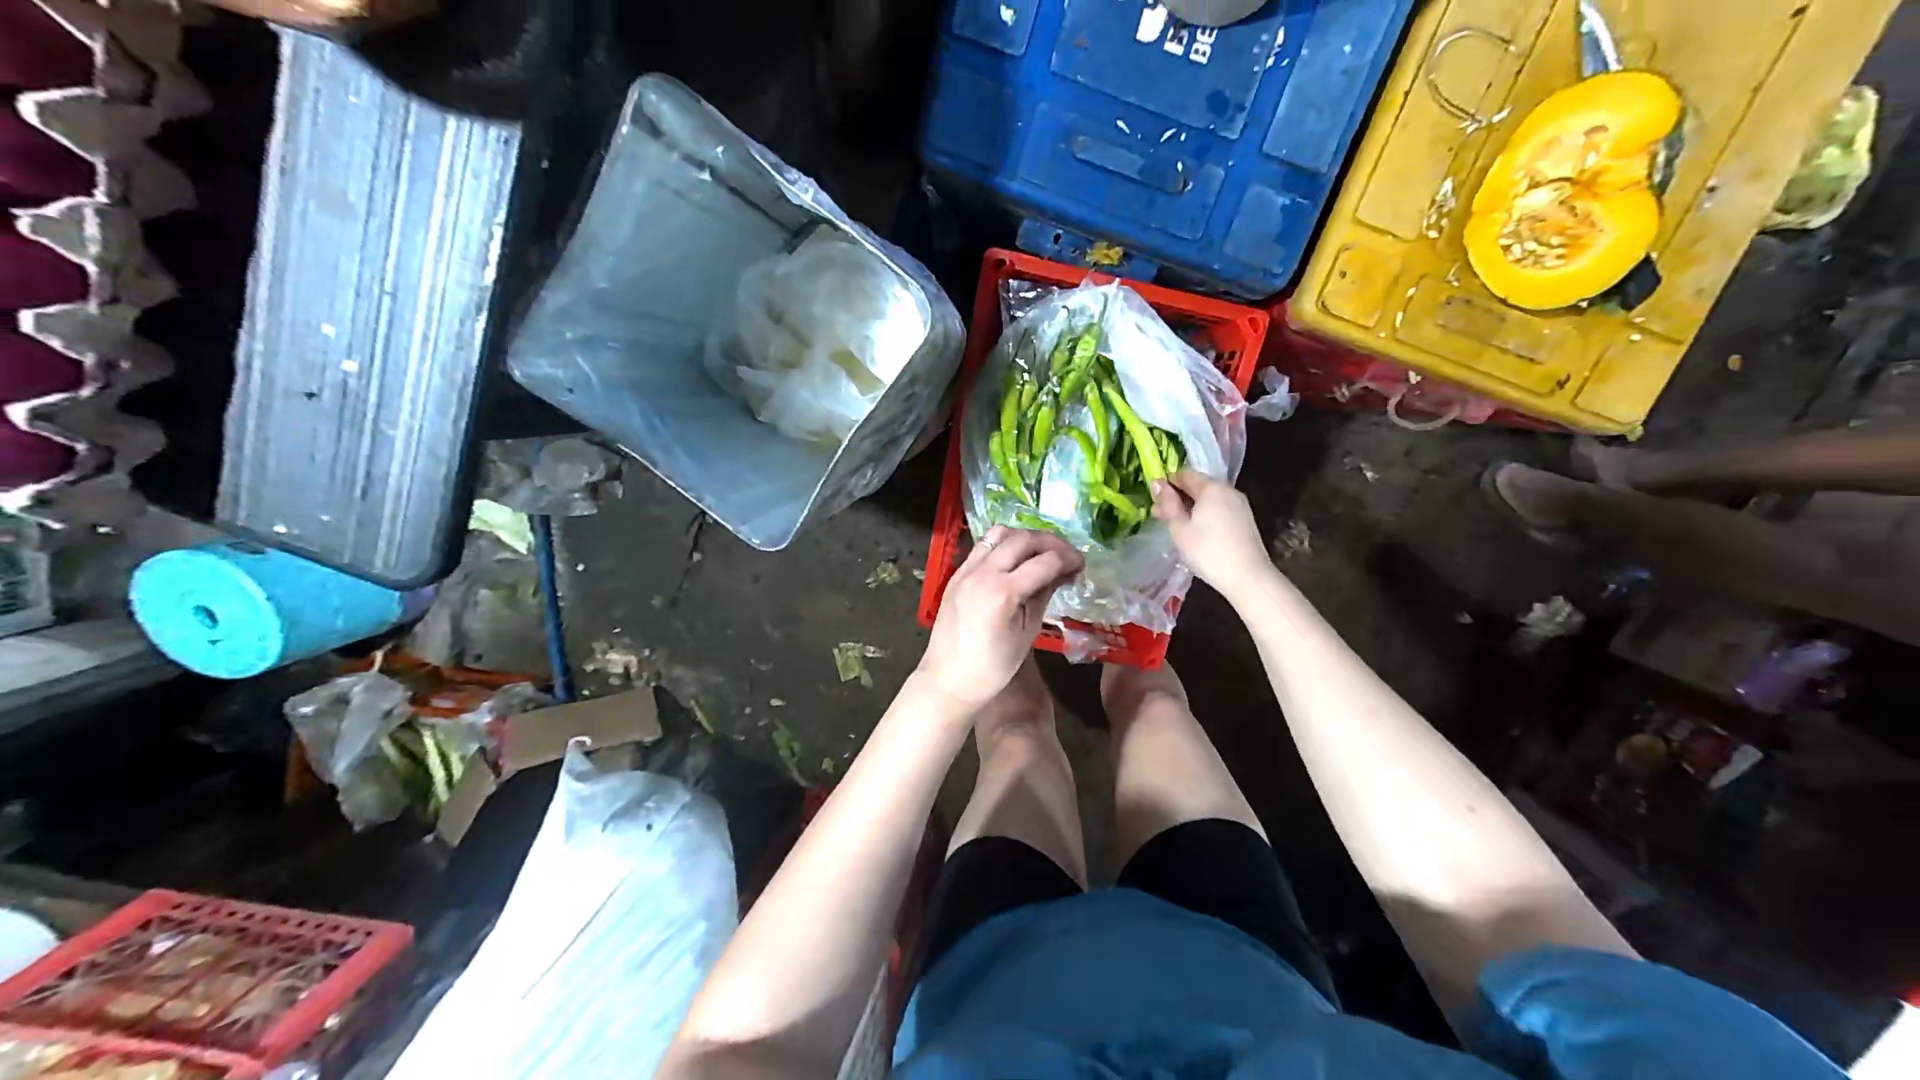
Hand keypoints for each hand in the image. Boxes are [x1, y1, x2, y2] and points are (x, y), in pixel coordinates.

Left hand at [919, 527, 1084, 709]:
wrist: (947, 680)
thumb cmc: (992, 668)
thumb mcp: (1026, 634)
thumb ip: (1043, 596)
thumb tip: (1062, 573)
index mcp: (1002, 593)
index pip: (1044, 562)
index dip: (1069, 558)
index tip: (1082, 564)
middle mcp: (982, 573)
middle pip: (1022, 539)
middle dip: (1050, 542)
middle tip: (1067, 555)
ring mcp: (966, 571)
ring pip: (999, 535)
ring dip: (1024, 538)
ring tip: (1041, 553)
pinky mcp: (956, 574)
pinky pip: (982, 547)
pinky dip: (1003, 545)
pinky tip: (1015, 560)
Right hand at [1151, 469, 1271, 591]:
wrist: (1247, 577)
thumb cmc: (1207, 551)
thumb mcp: (1179, 528)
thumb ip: (1168, 503)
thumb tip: (1158, 483)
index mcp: (1211, 487)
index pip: (1185, 474)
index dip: (1167, 483)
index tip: (1153, 497)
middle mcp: (1228, 490)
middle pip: (1198, 486)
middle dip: (1178, 497)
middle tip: (1159, 514)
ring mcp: (1240, 505)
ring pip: (1209, 499)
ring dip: (1191, 507)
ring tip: (1175, 525)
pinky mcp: (1245, 520)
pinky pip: (1219, 509)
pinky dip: (1205, 515)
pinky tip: (1196, 532)